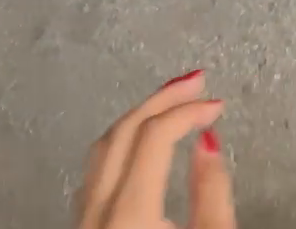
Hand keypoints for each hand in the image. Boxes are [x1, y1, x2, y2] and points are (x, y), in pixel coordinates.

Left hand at [76, 70, 234, 228]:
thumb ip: (211, 194)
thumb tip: (208, 141)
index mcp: (130, 211)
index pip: (155, 135)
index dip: (189, 109)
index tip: (217, 104)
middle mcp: (97, 209)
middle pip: (123, 131)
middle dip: (163, 98)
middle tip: (197, 80)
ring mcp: (81, 219)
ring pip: (102, 148)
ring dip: (140, 116)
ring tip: (171, 102)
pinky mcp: (78, 226)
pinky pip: (95, 170)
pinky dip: (123, 142)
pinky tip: (143, 144)